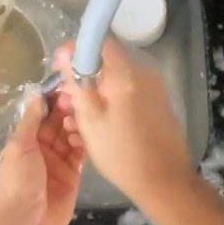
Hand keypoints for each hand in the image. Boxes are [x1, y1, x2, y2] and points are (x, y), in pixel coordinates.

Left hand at [0, 93, 84, 224]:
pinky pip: (80, 154)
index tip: (66, 86)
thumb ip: (31, 121)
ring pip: (70, 136)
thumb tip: (37, 93)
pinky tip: (88, 135)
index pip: (41, 115)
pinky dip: (84, 143)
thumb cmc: (18, 184)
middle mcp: (42, 149)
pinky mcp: (73, 175)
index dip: (52, 102)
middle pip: (57, 124)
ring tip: (81, 121)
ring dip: (75, 126)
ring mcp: (58, 162)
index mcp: (25, 142)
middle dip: (67, 111)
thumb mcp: (20, 148)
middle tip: (79, 99)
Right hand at [55, 38, 193, 207]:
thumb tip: (66, 53)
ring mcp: (154, 88)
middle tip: (64, 101)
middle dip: (82, 77)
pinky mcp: (158, 102)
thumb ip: (78, 82)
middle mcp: (143, 73)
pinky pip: (128, 92)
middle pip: (107, 62)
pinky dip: (111, 101)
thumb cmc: (121, 152)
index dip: (76, 51)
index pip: (99, 42)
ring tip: (76, 118)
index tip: (59, 69)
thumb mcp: (90, 119)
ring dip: (95, 92)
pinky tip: (98, 124)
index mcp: (127, 73)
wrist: (164, 181)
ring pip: (116, 80)